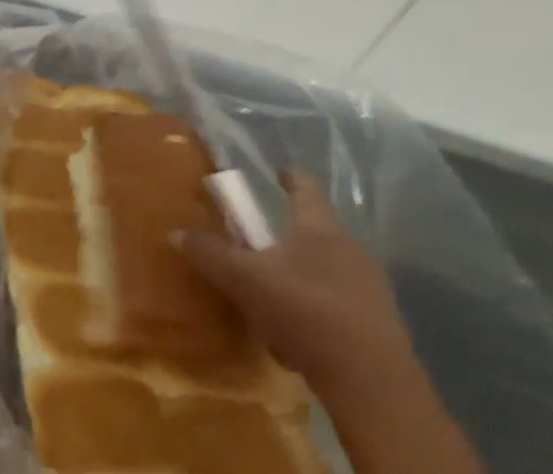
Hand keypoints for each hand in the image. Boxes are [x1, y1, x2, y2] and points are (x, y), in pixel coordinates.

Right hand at [174, 170, 409, 391]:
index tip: (274, 171)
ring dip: (296, 270)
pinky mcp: (376, 322)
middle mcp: (351, 250)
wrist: (371, 381)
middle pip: (314, 228)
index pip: (305, 187)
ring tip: (266, 287)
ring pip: (324, 266)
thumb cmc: (305, 312)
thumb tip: (175, 232)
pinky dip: (311, 303)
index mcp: (320, 229)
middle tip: (253, 238)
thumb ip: (208, 253)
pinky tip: (290, 328)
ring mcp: (369, 287)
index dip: (288, 175)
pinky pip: (335, 299)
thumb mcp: (243, 279)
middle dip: (284, 230)